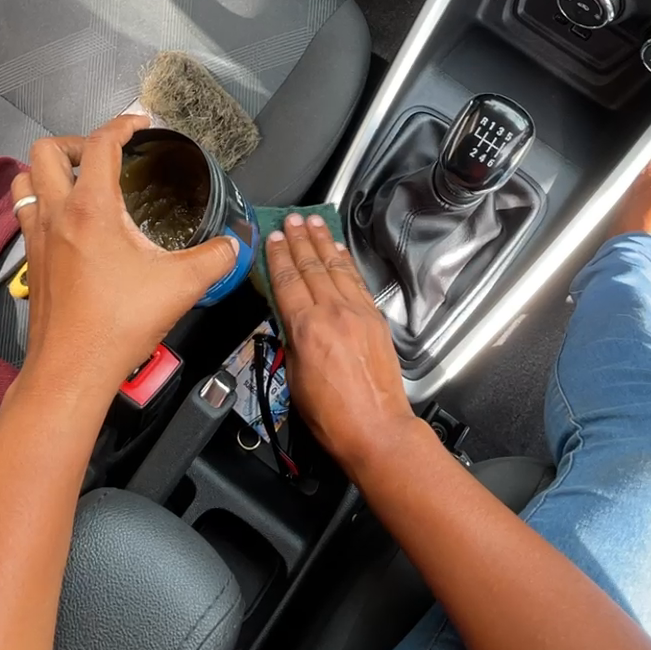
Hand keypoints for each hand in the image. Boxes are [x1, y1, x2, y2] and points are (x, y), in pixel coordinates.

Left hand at [10, 115, 238, 400]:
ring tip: (84, 184)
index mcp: (91, 208)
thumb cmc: (122, 321)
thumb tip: (235, 245)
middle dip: (78, 142)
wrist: (71, 370)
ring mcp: (36, 239)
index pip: (99, 144)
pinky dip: (46, 204)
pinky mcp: (30, 262)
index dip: (122, 124)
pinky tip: (75, 227)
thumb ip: (216, 257)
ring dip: (51, 172)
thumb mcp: (183, 285)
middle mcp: (56, 214)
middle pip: (46, 151)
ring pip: (26, 182)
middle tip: (108, 157)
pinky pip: (28, 215)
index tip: (142, 124)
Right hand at [265, 213, 419, 474]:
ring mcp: (358, 312)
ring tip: (314, 222)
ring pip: (336, 268)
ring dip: (323, 242)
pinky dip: (346, 261)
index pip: (287, 281)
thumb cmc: (332, 416)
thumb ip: (291, 340)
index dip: (278, 257)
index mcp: (307, 328)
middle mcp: (334, 313)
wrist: (378, 430)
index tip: (272, 237)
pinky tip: (339, 249)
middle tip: (291, 219)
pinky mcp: (375, 318)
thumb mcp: (294, 378)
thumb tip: (289, 318)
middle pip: (312, 267)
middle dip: (299, 240)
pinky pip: (357, 281)